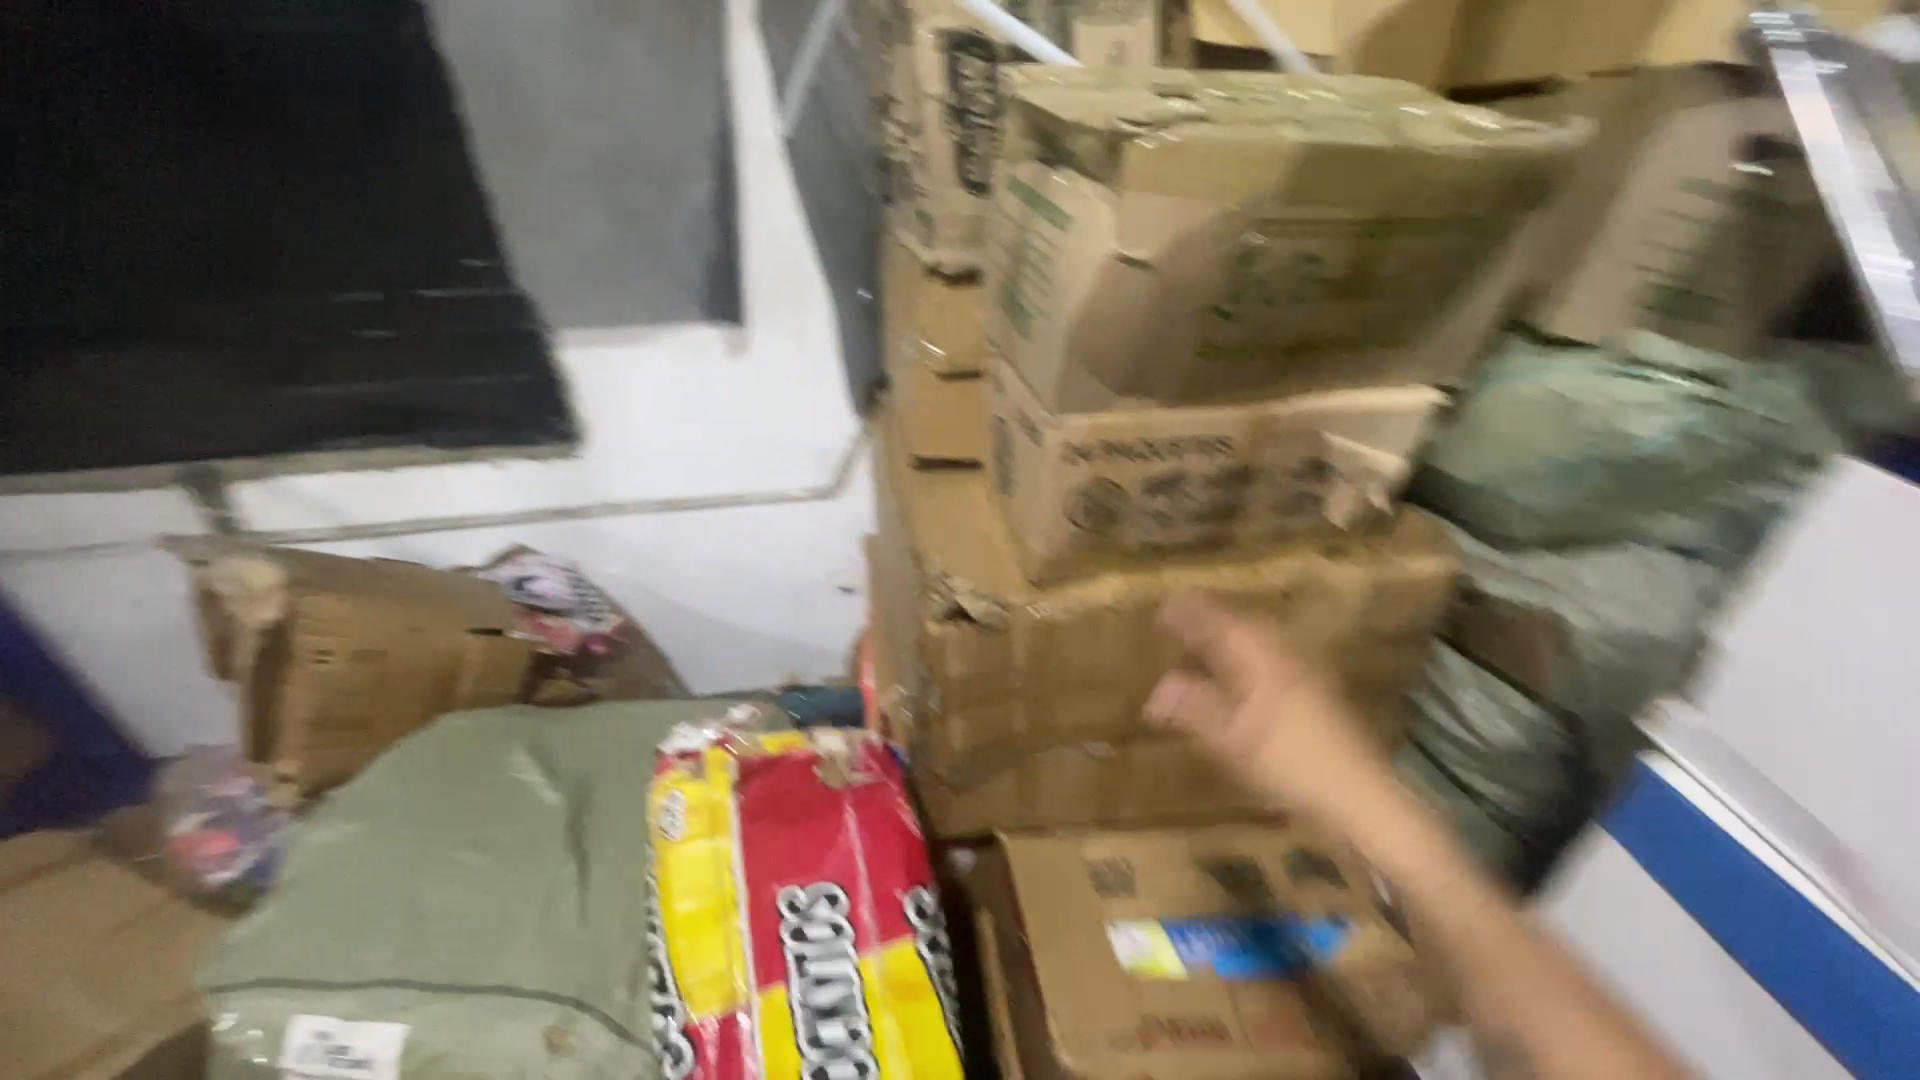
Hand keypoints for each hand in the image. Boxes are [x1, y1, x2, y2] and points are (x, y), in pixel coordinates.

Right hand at [1144, 591, 1397, 832]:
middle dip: (1211, 616)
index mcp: (1262, 661)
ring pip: (1261, 640)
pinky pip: (1272, 657)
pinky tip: (1242, 671)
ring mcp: (1305, 676)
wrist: (1360, 797)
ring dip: (1231, 632)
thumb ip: (1194, 709)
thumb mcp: (1232, 741)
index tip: (1164, 604)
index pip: (1221, 623)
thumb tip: (1156, 689)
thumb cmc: (1292, 765)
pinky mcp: (1316, 696)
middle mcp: (1285, 658)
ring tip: (1206, 634)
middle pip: (1244, 624)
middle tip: (1182, 612)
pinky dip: (1247, 653)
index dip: (1192, 613)